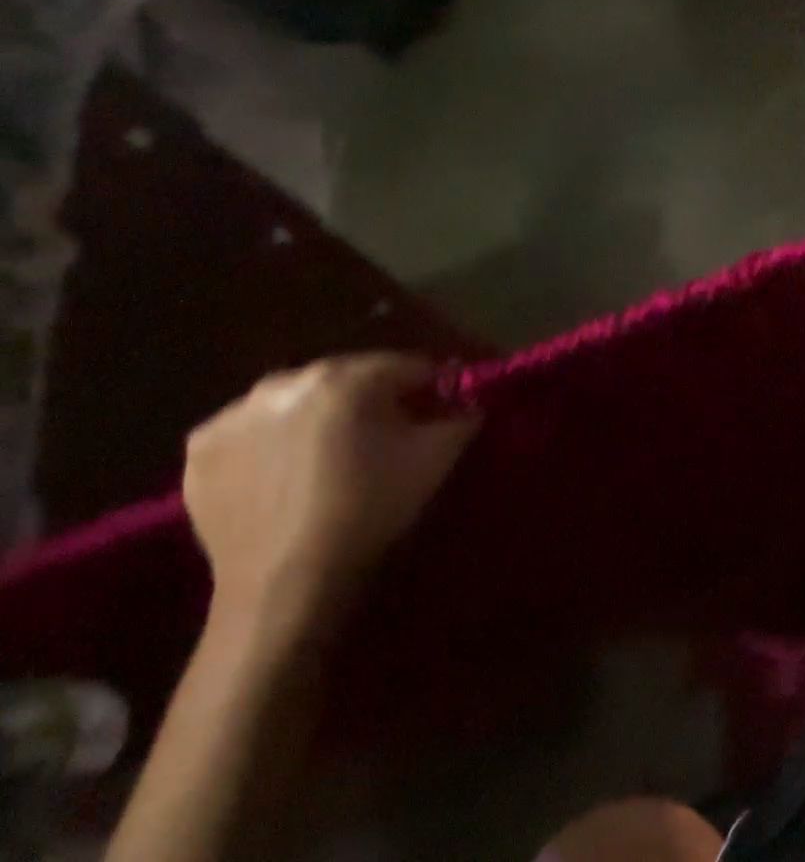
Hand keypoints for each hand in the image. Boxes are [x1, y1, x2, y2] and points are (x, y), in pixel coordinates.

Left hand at [184, 354, 480, 634]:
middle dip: (369, 399)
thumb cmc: (372, 507)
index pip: (404, 365)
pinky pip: (249, 434)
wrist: (287, 579)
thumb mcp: (437, 459)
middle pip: (344, 379)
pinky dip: (270, 445)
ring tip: (331, 457)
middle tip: (387, 435)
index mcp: (344, 378)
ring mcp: (231, 414)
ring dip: (316, 418)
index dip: (429, 386)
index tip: (439, 411)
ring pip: (293, 403)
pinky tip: (286, 477)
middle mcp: (282, 381)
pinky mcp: (199, 450)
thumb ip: (460, 420)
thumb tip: (466, 407)